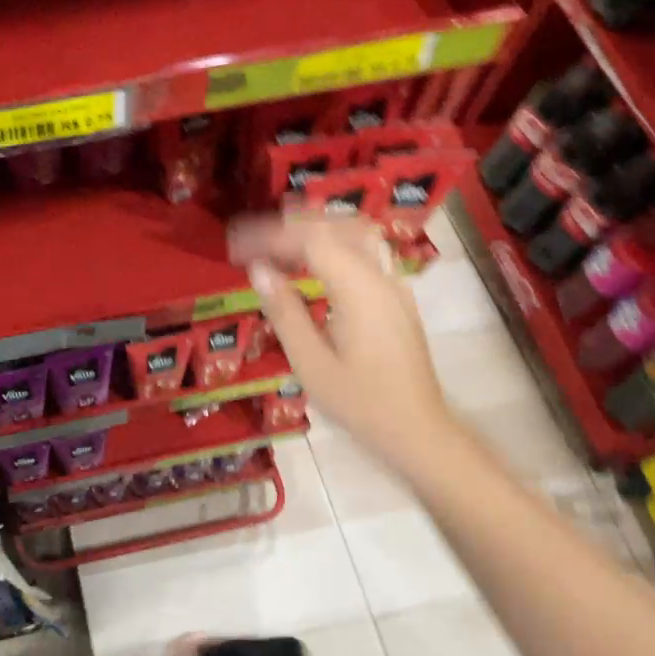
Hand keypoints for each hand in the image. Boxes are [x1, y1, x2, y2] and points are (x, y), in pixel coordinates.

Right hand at [228, 213, 455, 464]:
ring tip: (279, 246)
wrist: (417, 429)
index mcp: (359, 290)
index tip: (237, 247)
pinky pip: (366, 253)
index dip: (271, 236)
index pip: (311, 240)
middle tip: (253, 242)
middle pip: (336, 227)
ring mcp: (395, 286)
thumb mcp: (311, 363)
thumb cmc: (360, 403)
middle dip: (291, 226)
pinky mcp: (397, 298)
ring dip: (315, 231)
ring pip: (356, 234)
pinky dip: (334, 246)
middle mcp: (381, 277)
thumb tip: (260, 271)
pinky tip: (312, 266)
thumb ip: (285, 312)